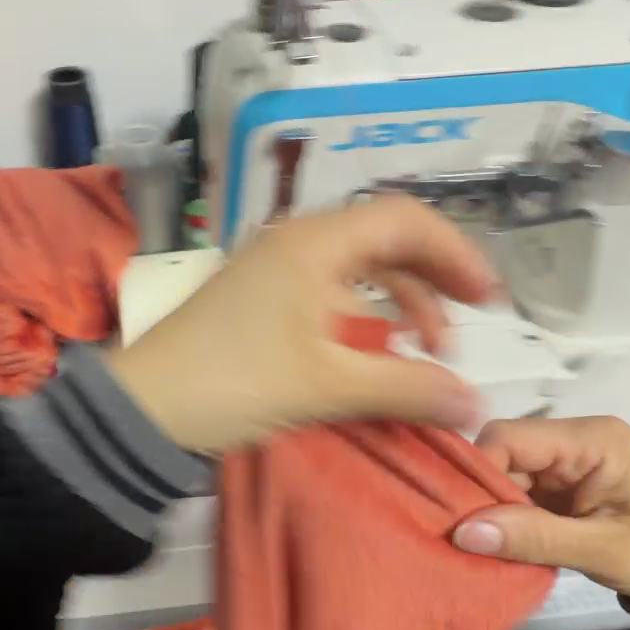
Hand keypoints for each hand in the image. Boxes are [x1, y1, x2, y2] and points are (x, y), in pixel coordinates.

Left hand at [109, 196, 495, 452]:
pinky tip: (371, 360)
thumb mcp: (325, 385)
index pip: (404, 220)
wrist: (141, 409)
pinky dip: (359, 326)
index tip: (487, 300)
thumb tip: (475, 403)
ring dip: (395, 310)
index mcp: (313, 243)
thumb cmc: (231, 381)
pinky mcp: (257, 305)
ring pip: (354, 277)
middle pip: (383, 245)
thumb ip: (405, 388)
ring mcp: (272, 275)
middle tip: (458, 334)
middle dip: (429, 285)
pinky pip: (326, 302)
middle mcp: (295, 245)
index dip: (456, 254)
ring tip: (422, 356)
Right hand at [450, 417, 629, 607]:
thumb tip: (463, 532)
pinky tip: (496, 548)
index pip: (508, 438)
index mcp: (591, 441)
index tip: (457, 517)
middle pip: (502, 457)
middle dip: (479, 498)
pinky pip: (522, 499)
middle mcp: (574, 444)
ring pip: (507, 480)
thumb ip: (536, 538)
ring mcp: (571, 468)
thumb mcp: (609, 550)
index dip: (476, 472)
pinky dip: (509, 524)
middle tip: (458, 540)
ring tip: (474, 549)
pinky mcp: (569, 492)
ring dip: (492, 514)